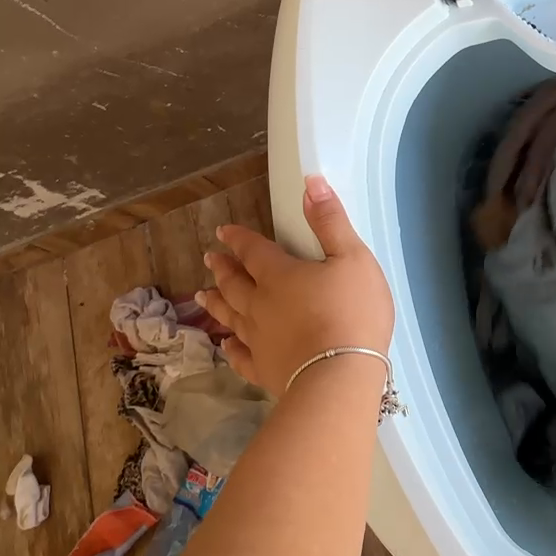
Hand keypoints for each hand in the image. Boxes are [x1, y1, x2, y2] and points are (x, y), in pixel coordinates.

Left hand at [197, 175, 396, 396]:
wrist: (339, 373)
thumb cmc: (352, 309)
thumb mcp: (352, 257)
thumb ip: (330, 221)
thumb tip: (310, 182)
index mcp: (280, 275)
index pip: (254, 251)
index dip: (240, 239)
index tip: (223, 231)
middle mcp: (260, 304)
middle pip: (235, 283)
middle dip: (223, 268)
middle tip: (209, 259)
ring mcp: (258, 339)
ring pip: (231, 316)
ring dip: (218, 303)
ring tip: (203, 296)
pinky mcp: (262, 368)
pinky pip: (239, 355)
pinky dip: (231, 347)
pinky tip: (226, 345)